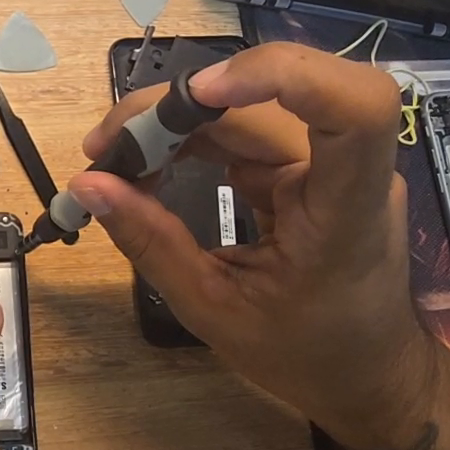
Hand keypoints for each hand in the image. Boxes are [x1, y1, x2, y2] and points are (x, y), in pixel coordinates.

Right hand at [70, 42, 435, 446]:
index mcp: (343, 213)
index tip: (195, 94)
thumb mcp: (211, 308)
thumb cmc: (302, 354)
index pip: (351, 107)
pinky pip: (240, 134)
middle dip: (172, 110)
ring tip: (110, 157)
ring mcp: (323, 165)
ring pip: (244, 111)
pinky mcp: (302, 169)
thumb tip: (87, 185)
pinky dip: (186, 142)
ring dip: (170, 123)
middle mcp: (343, 172)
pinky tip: (144, 165)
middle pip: (264, 103)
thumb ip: (151, 243)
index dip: (280, 76)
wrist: (362, 374)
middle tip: (101, 146)